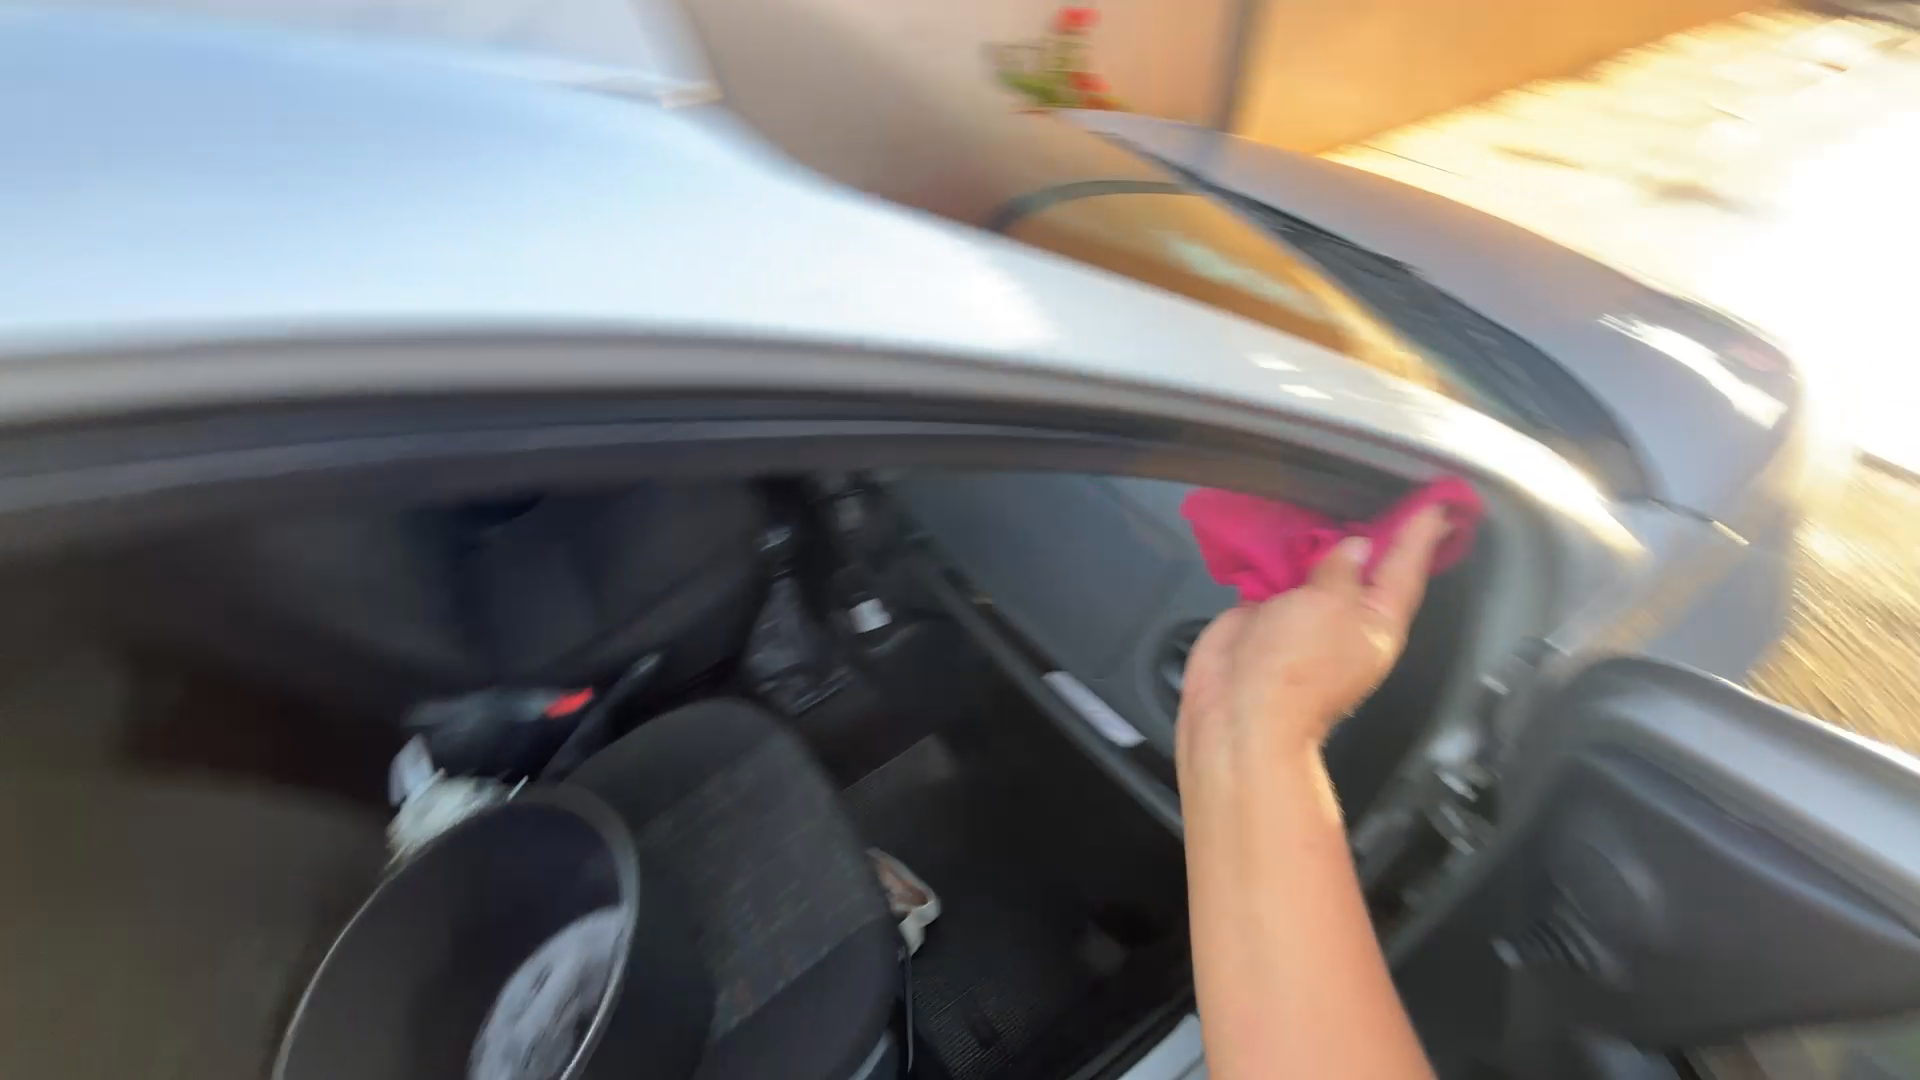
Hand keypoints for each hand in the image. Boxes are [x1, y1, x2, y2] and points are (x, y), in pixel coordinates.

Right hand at [1177, 505, 1453, 775]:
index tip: (1439, 503)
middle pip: (1360, 565)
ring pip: (1311, 566)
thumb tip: (1355, 546)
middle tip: (1380, 490)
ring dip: (1312, 537)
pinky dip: (1271, 552)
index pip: (1405, 568)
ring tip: (1323, 497)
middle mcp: (1342, 615)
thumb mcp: (1330, 607)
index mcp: (1377, 620)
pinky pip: (1271, 574)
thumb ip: (1342, 571)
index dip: (1420, 535)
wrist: (1238, 707)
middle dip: (1367, 530)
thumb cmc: (1295, 664)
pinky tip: (1272, 525)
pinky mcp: (1261, 613)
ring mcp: (1299, 615)